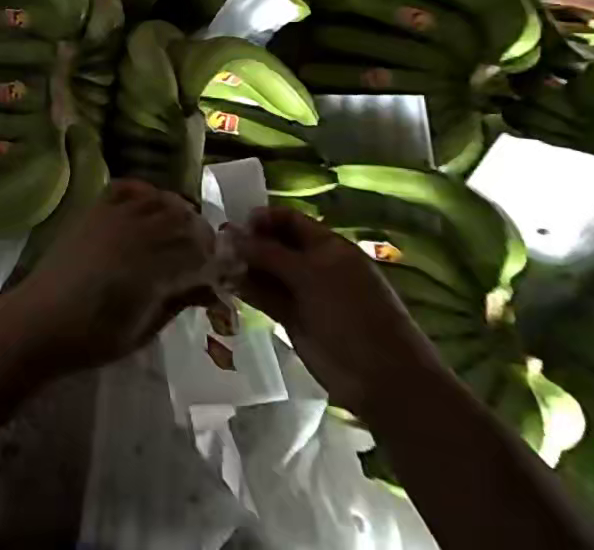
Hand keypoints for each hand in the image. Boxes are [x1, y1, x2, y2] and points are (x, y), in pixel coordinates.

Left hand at [0, 179, 217, 374]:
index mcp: (153, 267)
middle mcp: (138, 232)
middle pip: (186, 221)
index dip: (216, 264)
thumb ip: (178, 302)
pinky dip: (147, 193)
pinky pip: (129, 188)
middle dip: (202, 238)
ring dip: (179, 214)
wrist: (39, 322)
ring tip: (181, 233)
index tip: (223, 275)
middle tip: (205, 257)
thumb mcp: (144, 329)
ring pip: (161, 200)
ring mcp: (115, 216)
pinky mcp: (96, 210)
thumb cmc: (93, 338)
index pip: (200, 254)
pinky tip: (152, 208)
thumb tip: (209, 288)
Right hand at [229, 206, 441, 415]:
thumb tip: (232, 235)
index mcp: (327, 245)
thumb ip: (270, 254)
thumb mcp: (311, 275)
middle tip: (215, 244)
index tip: (235, 221)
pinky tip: (225, 285)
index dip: (264, 218)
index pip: (290, 220)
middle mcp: (314, 265)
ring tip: (213, 264)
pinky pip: (267, 298)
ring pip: (268, 272)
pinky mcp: (294, 320)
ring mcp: (304, 293)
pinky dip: (248, 290)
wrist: (380, 375)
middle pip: (276, 245)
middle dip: (248, 242)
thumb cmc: (352, 313)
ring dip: (244, 266)